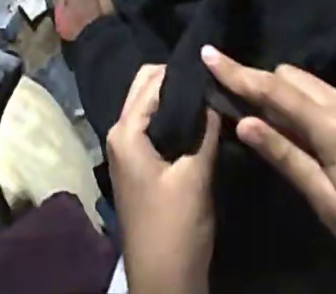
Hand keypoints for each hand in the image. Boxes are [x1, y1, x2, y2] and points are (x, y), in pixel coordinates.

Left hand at [107, 64, 221, 293]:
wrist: (164, 285)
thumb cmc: (175, 229)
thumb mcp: (195, 176)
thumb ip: (205, 130)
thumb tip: (214, 93)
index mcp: (126, 131)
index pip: (152, 81)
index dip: (181, 70)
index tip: (211, 64)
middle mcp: (120, 133)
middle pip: (146, 87)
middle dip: (175, 79)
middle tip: (211, 78)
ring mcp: (127, 149)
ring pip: (150, 105)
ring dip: (175, 97)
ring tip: (208, 94)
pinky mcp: (138, 163)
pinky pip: (153, 124)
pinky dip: (172, 115)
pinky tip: (198, 119)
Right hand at [203, 46, 335, 293]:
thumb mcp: (328, 203)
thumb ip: (285, 156)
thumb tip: (244, 121)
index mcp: (334, 124)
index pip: (275, 88)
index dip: (238, 72)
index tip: (208, 52)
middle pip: (292, 77)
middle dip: (261, 83)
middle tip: (235, 102)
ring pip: (312, 84)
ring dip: (285, 93)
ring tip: (265, 117)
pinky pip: (331, 96)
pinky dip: (309, 104)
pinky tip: (303, 129)